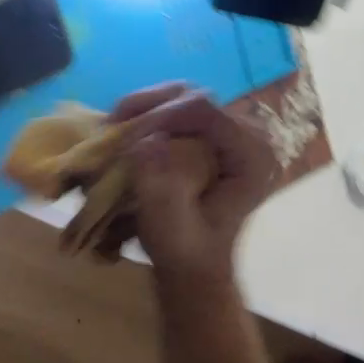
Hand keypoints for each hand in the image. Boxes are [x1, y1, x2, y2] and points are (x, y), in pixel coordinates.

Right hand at [109, 83, 277, 285]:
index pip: (202, 110)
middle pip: (189, 95)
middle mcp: (249, 135)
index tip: (121, 136)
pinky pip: (174, 107)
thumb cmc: (184, 250)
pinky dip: (146, 115)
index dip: (157, 116)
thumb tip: (148, 141)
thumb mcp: (171, 228)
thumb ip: (163, 189)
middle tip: (111, 127)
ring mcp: (230, 132)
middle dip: (145, 106)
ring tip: (114, 129)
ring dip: (141, 109)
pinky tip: (126, 133)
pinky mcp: (211, 135)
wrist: (193, 267)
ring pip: (178, 95)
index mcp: (252, 155)